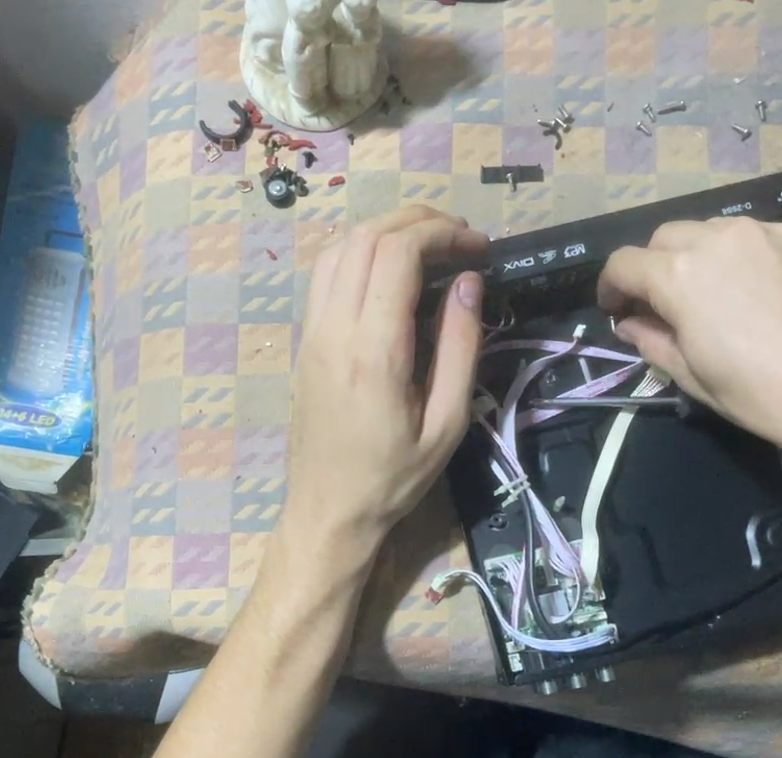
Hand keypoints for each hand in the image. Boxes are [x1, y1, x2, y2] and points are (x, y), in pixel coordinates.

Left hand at [279, 205, 486, 567]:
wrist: (328, 510)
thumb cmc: (393, 478)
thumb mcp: (446, 425)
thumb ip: (461, 349)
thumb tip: (469, 283)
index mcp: (374, 351)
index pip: (398, 253)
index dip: (442, 233)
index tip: (477, 247)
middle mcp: (334, 330)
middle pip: (366, 236)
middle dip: (417, 222)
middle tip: (458, 239)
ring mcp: (311, 334)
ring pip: (338, 248)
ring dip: (384, 232)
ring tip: (427, 249)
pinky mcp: (303, 343)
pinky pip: (324, 276)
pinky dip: (357, 255)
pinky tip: (387, 274)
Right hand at [596, 217, 781, 481]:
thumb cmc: (755, 393)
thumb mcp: (688, 375)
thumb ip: (650, 339)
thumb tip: (630, 324)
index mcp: (679, 275)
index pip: (623, 263)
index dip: (610, 286)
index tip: (616, 310)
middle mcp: (720, 239)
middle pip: (665, 237)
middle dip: (653, 266)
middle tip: (662, 303)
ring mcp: (768, 232)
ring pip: (713, 231)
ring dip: (698, 256)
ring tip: (714, 294)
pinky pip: (759, 236)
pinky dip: (744, 257)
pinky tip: (760, 293)